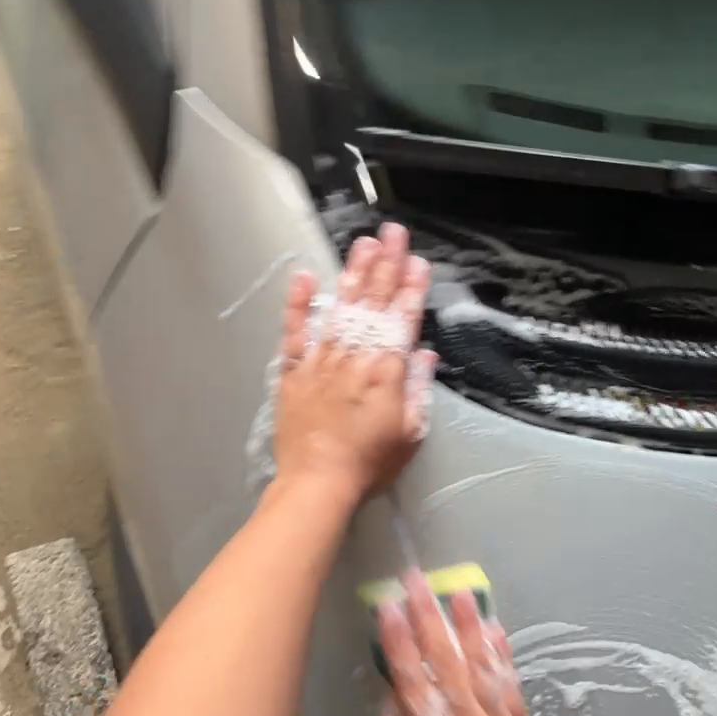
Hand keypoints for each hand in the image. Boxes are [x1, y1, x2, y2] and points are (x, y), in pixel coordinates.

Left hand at [273, 223, 434, 501]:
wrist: (318, 482)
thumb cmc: (369, 463)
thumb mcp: (409, 433)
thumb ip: (417, 388)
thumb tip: (423, 353)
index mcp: (385, 372)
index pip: (402, 320)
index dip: (411, 288)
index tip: (417, 261)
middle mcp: (354, 358)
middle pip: (372, 304)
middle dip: (386, 265)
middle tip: (392, 232)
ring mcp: (321, 361)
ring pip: (340, 309)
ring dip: (353, 274)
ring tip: (363, 243)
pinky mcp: (293, 372)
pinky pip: (295, 332)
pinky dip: (299, 304)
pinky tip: (304, 277)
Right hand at [375, 574, 537, 715]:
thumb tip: (391, 688)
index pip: (409, 673)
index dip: (396, 636)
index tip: (386, 603)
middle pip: (443, 657)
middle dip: (427, 614)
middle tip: (416, 580)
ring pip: (480, 662)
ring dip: (469, 624)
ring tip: (460, 590)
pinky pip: (509, 682)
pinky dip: (502, 653)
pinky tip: (496, 628)